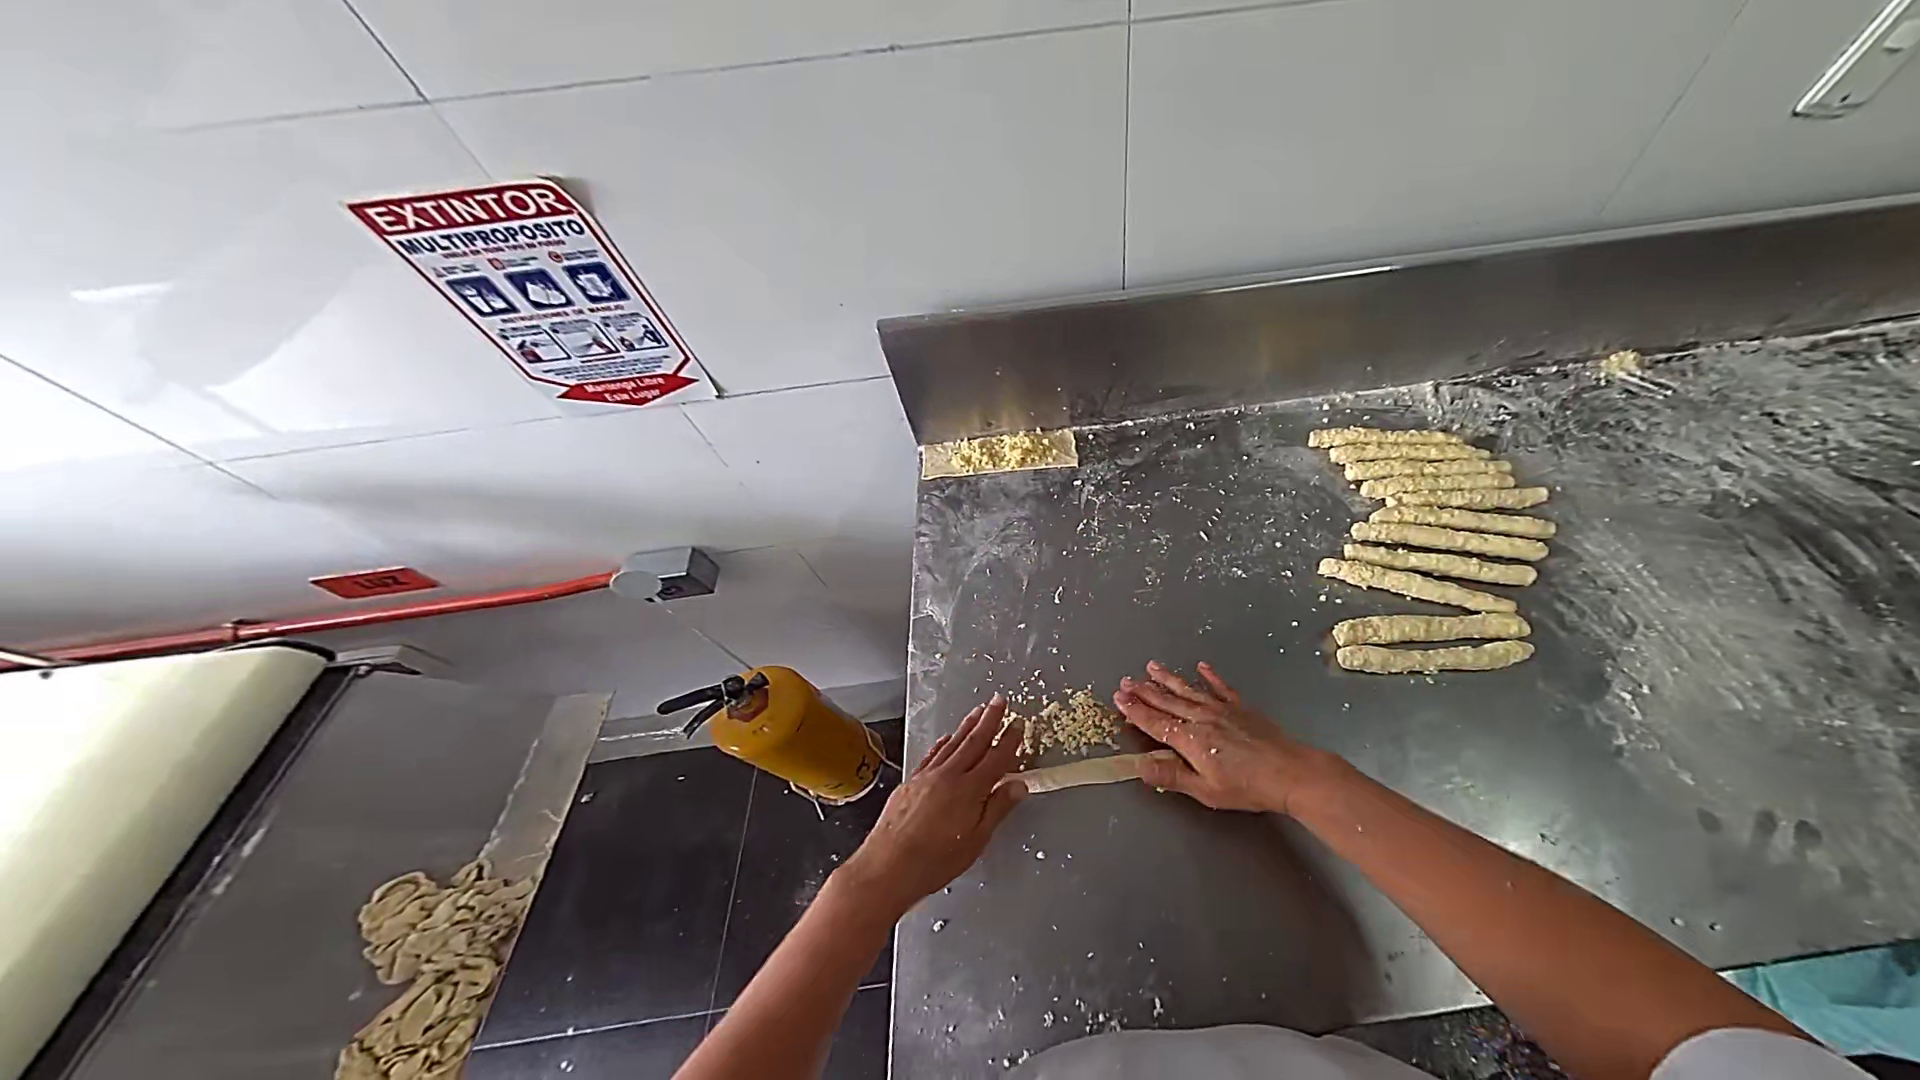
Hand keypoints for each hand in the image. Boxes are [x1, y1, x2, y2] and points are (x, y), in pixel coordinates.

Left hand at [838, 696, 1026, 918]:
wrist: (888, 866)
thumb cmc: (935, 861)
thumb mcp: (976, 841)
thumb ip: (998, 808)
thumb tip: (1018, 785)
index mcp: (970, 790)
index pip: (996, 758)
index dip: (1009, 741)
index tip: (1018, 725)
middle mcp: (949, 776)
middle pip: (974, 742)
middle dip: (989, 720)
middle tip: (1000, 701)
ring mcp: (928, 776)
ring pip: (953, 744)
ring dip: (968, 725)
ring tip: (978, 710)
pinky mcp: (912, 781)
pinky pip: (932, 754)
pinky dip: (943, 743)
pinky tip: (947, 737)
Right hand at [1112, 661, 1342, 814]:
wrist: (1292, 773)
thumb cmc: (1248, 787)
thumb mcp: (1206, 791)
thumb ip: (1172, 777)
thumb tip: (1140, 767)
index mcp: (1190, 739)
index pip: (1154, 722)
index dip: (1134, 710)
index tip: (1118, 698)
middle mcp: (1201, 718)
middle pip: (1166, 702)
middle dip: (1143, 691)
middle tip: (1125, 680)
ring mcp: (1221, 710)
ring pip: (1187, 690)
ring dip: (1167, 678)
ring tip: (1151, 666)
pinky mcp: (1241, 708)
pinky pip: (1220, 688)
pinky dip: (1209, 677)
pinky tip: (1201, 667)